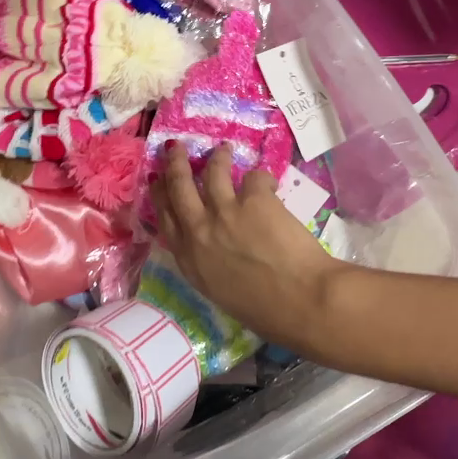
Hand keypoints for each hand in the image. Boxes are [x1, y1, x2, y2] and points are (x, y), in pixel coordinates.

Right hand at [151, 142, 349, 348]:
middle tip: (175, 147)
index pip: (165, 217)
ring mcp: (225, 211)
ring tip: (223, 150)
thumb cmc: (264, 310)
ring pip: (212, 171)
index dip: (159, 194)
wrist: (301, 301)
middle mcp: (199, 230)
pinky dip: (261, 178)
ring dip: (217, 157)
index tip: (156, 179)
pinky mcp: (254, 198)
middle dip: (175, 163)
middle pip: (179, 186)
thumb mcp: (218, 290)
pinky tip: (270, 184)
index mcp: (189, 259)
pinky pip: (253, 177)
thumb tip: (210, 243)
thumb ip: (206, 262)